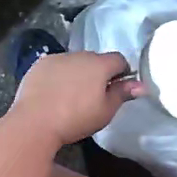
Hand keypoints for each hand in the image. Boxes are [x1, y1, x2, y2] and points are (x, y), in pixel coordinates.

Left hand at [4, 51, 141, 145]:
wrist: (34, 122)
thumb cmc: (76, 118)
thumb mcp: (105, 111)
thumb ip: (123, 94)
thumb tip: (142, 85)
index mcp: (99, 64)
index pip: (119, 59)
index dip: (122, 72)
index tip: (118, 89)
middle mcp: (79, 55)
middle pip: (96, 60)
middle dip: (99, 73)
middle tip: (94, 96)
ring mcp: (57, 58)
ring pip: (75, 62)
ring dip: (79, 73)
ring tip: (72, 96)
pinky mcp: (39, 65)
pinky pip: (57, 66)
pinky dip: (60, 75)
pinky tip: (55, 93)